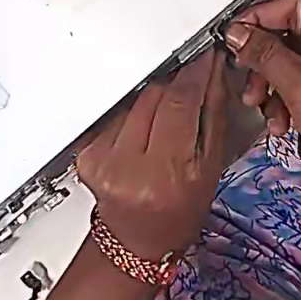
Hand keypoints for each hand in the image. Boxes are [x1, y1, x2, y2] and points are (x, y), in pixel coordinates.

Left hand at [77, 52, 233, 260]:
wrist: (138, 241)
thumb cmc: (180, 212)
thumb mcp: (210, 169)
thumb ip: (213, 117)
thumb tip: (214, 75)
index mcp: (165, 174)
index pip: (180, 104)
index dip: (195, 75)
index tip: (205, 58)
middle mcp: (127, 168)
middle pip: (154, 96)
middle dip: (178, 84)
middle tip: (193, 82)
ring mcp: (101, 161)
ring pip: (134, 101)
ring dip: (155, 99)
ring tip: (168, 120)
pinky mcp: (86, 155)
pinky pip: (116, 114)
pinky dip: (134, 114)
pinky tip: (144, 133)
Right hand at [224, 0, 300, 212]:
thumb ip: (267, 55)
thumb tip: (241, 33)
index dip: (263, 18)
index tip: (236, 31)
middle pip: (294, 35)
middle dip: (268, 62)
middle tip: (249, 73)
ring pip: (291, 63)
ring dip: (272, 86)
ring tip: (266, 105)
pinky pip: (298, 85)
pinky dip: (283, 101)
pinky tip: (281, 121)